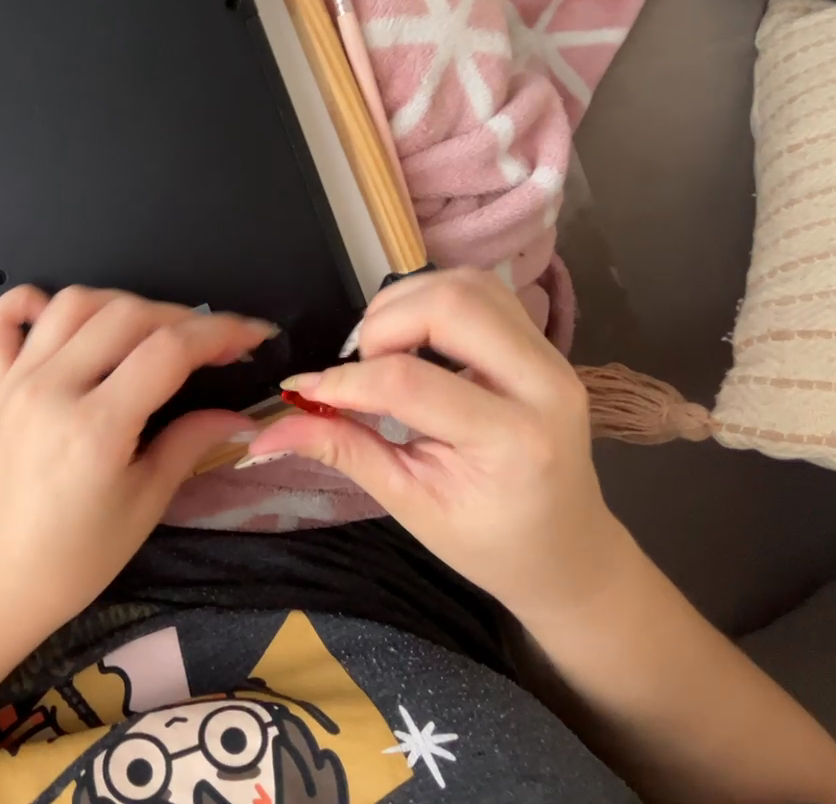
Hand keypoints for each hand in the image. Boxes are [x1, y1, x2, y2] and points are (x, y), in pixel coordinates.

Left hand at [0, 286, 274, 645]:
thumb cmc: (69, 563)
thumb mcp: (143, 508)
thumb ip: (189, 445)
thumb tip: (237, 417)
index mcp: (95, 427)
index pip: (168, 349)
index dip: (221, 333)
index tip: (253, 336)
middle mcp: (52, 389)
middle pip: (127, 315)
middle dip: (183, 316)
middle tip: (214, 342)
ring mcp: (16, 381)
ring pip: (73, 303)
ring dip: (124, 304)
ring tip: (154, 330)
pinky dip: (29, 302)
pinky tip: (58, 315)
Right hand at [245, 268, 632, 619]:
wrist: (567, 549)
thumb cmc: (486, 541)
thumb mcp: (408, 503)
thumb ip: (343, 451)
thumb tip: (268, 431)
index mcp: (510, 441)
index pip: (409, 381)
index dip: (344, 381)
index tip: (303, 392)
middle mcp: (543, 384)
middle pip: (450, 305)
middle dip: (382, 325)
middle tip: (360, 367)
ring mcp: (552, 356)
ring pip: (467, 285)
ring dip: (406, 304)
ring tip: (383, 351)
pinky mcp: (544, 343)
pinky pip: (482, 291)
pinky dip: (432, 300)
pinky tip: (413, 339)